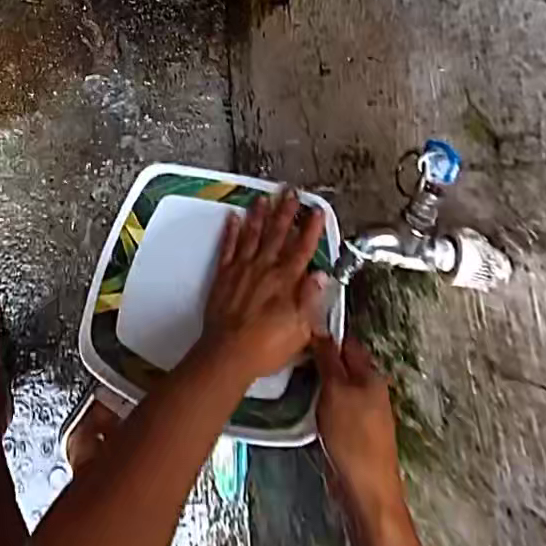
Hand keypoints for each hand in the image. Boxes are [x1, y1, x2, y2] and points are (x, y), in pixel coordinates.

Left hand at [200, 188, 326, 379]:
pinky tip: (233, 218)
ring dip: (259, 215)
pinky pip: (228, 247)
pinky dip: (231, 231)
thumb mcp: (300, 329)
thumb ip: (310, 299)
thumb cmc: (266, 346)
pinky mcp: (223, 275)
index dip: (311, 228)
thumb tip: (321, 275)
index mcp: (286, 280)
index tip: (316, 211)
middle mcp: (265, 268)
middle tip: (291, 192)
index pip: (303, 248)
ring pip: (253, 234)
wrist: (228, 354)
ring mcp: (242, 269)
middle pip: (278, 234)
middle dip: (286, 212)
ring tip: (264, 198)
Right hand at [312, 333, 406, 514]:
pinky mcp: (354, 432)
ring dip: (318, 383)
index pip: (347, 342)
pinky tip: (306, 407)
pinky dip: (320, 403)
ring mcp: (363, 411)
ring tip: (296, 378)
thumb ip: (327, 358)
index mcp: (370, 373)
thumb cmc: (353, 437)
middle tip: (294, 356)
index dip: (325, 334)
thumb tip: (321, 328)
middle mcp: (370, 389)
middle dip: (319, 360)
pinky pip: (334, 407)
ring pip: (336, 386)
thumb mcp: (335, 389)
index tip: (302, 332)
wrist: (366, 490)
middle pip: (341, 364)